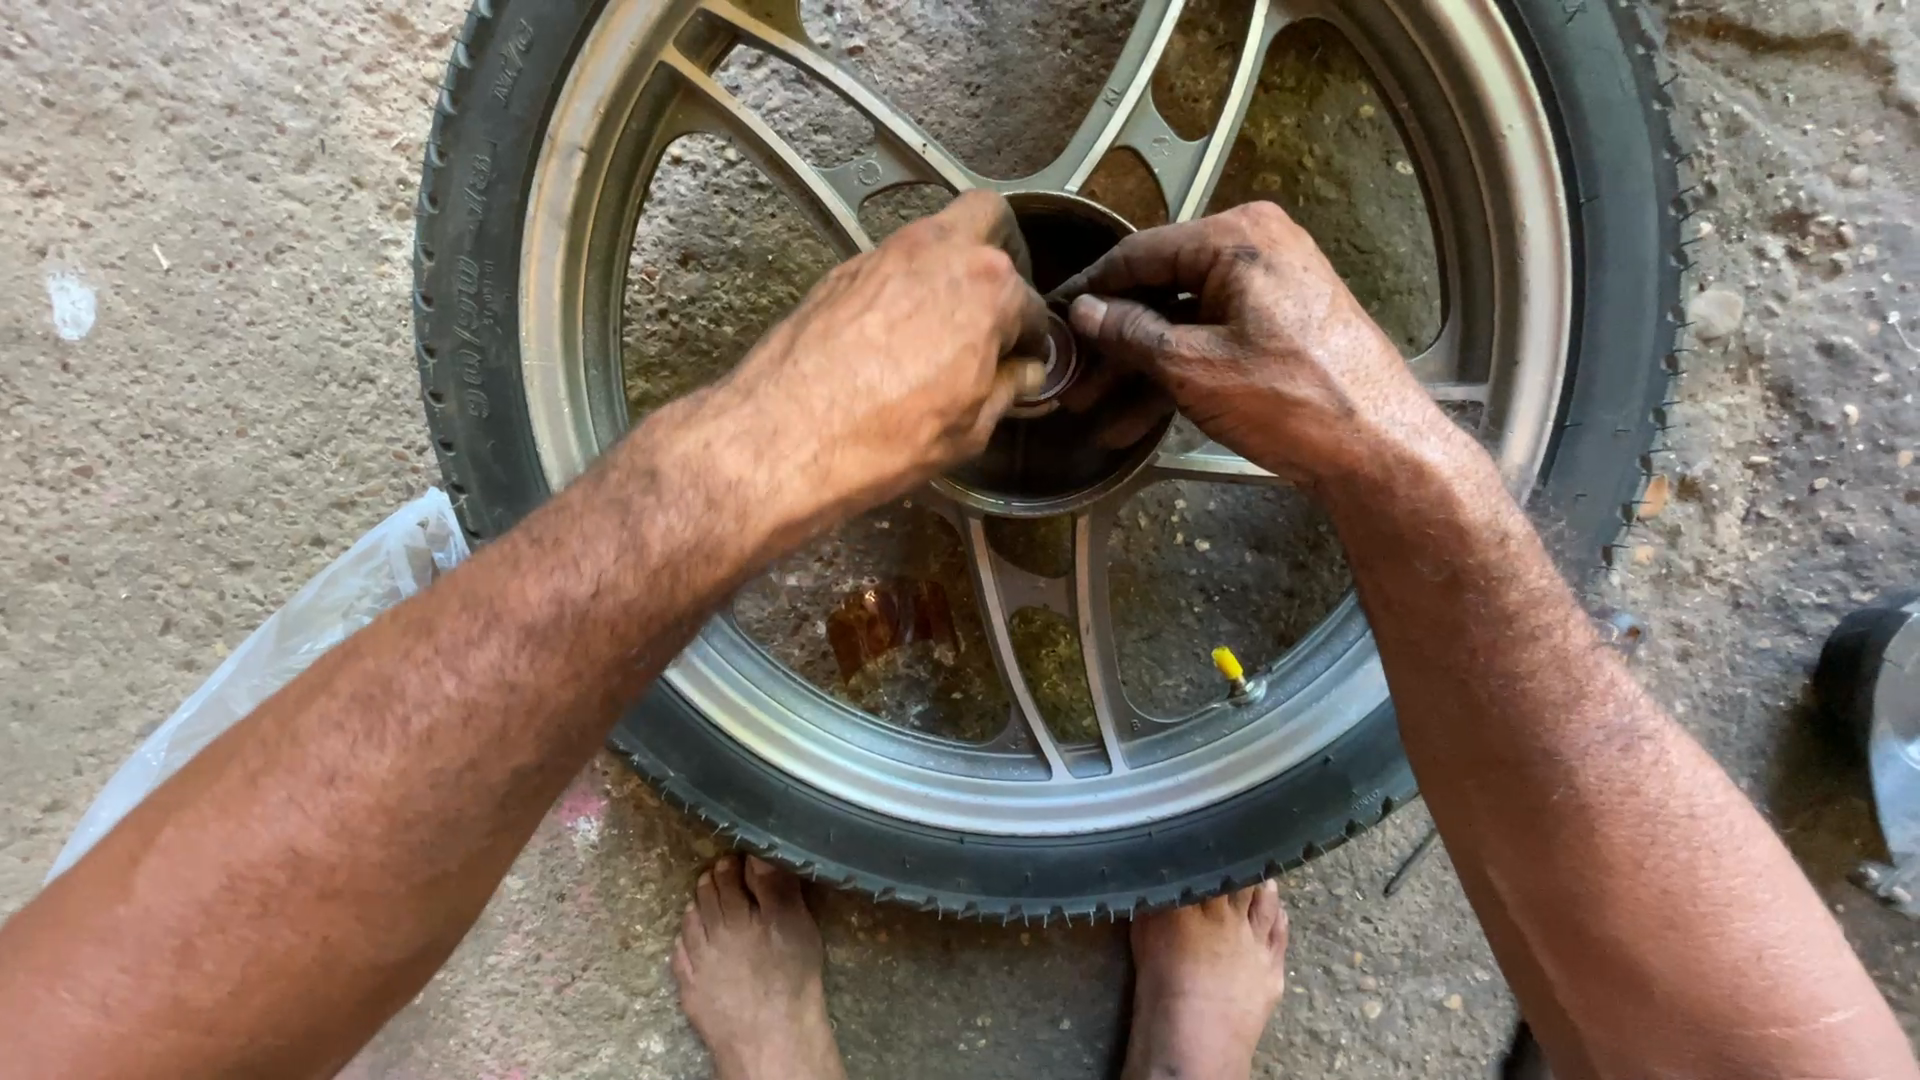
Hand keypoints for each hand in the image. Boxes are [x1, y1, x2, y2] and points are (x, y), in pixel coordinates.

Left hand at [723, 190, 1048, 514]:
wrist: (788, 434)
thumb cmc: (888, 437)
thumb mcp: (969, 430)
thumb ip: (1005, 390)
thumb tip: (1021, 374)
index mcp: (989, 290)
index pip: (1031, 306)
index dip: (1032, 340)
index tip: (1023, 362)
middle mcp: (941, 252)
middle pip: (991, 220)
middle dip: (1004, 256)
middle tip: (995, 309)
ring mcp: (887, 252)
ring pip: (937, 234)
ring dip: (952, 267)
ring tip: (945, 325)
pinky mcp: (844, 268)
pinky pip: (893, 262)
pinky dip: (907, 284)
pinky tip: (899, 333)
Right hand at [1055, 202, 1457, 487]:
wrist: (1378, 446)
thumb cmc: (1289, 397)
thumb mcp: (1192, 366)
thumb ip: (1130, 333)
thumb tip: (1084, 311)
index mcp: (1235, 238)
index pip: (1138, 254)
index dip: (1090, 290)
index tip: (1053, 319)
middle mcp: (1252, 251)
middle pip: (1158, 293)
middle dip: (1111, 345)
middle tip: (1072, 381)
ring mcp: (1266, 292)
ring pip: (1179, 326)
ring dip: (1135, 372)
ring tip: (1093, 412)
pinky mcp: (1275, 330)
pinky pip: (1207, 344)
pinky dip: (1173, 378)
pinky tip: (1132, 422)